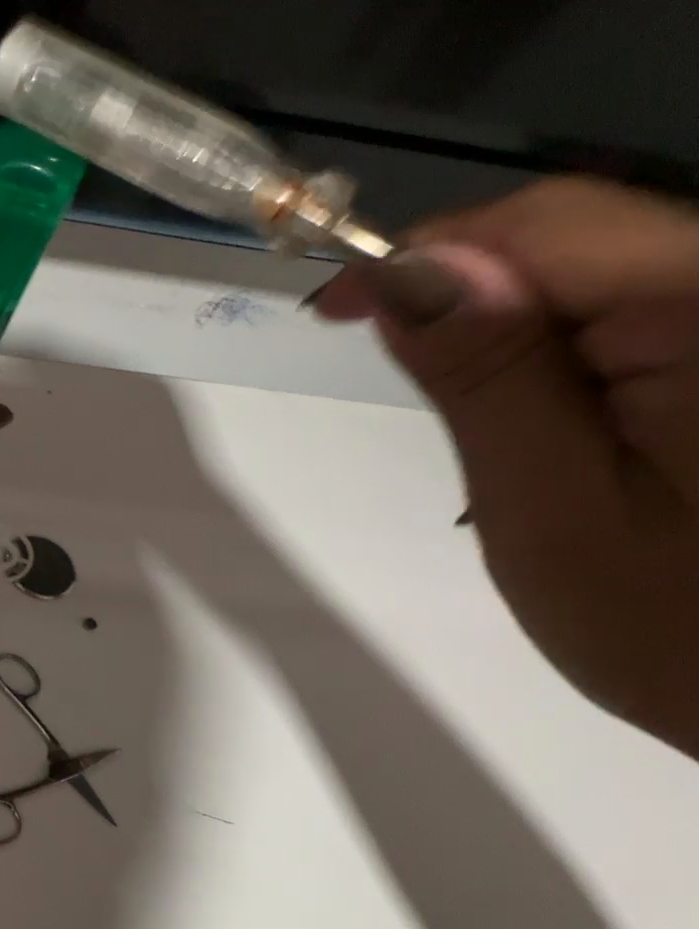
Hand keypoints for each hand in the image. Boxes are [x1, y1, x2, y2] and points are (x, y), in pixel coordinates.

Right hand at [311, 178, 698, 754]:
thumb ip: (489, 379)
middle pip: (580, 230)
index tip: (335, 311)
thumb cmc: (678, 628)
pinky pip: (646, 295)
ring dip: (507, 303)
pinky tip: (536, 384)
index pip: (545, 228)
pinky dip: (564, 326)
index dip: (422, 253)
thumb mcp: (550, 508)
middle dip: (460, 277)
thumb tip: (413, 271)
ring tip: (453, 379)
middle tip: (376, 341)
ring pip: (607, 256)